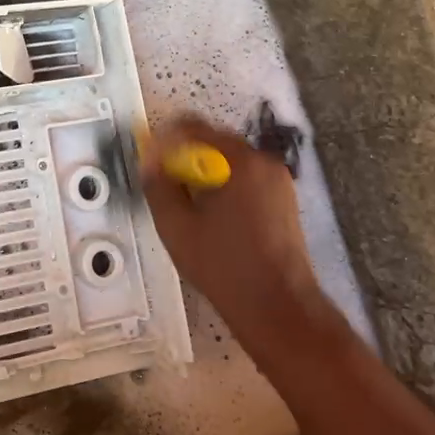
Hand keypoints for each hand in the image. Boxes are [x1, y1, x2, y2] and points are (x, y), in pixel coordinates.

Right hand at [140, 115, 320, 331]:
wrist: (279, 307)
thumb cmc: (224, 265)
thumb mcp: (176, 226)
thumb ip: (158, 186)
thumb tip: (150, 160)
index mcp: (238, 160)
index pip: (192, 127)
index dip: (165, 139)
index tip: (151, 161)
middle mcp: (263, 161)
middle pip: (213, 141)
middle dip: (185, 157)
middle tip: (166, 185)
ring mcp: (279, 180)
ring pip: (230, 161)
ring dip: (206, 172)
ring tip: (188, 204)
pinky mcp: (285, 199)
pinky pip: (247, 178)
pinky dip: (226, 185)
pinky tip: (214, 216)